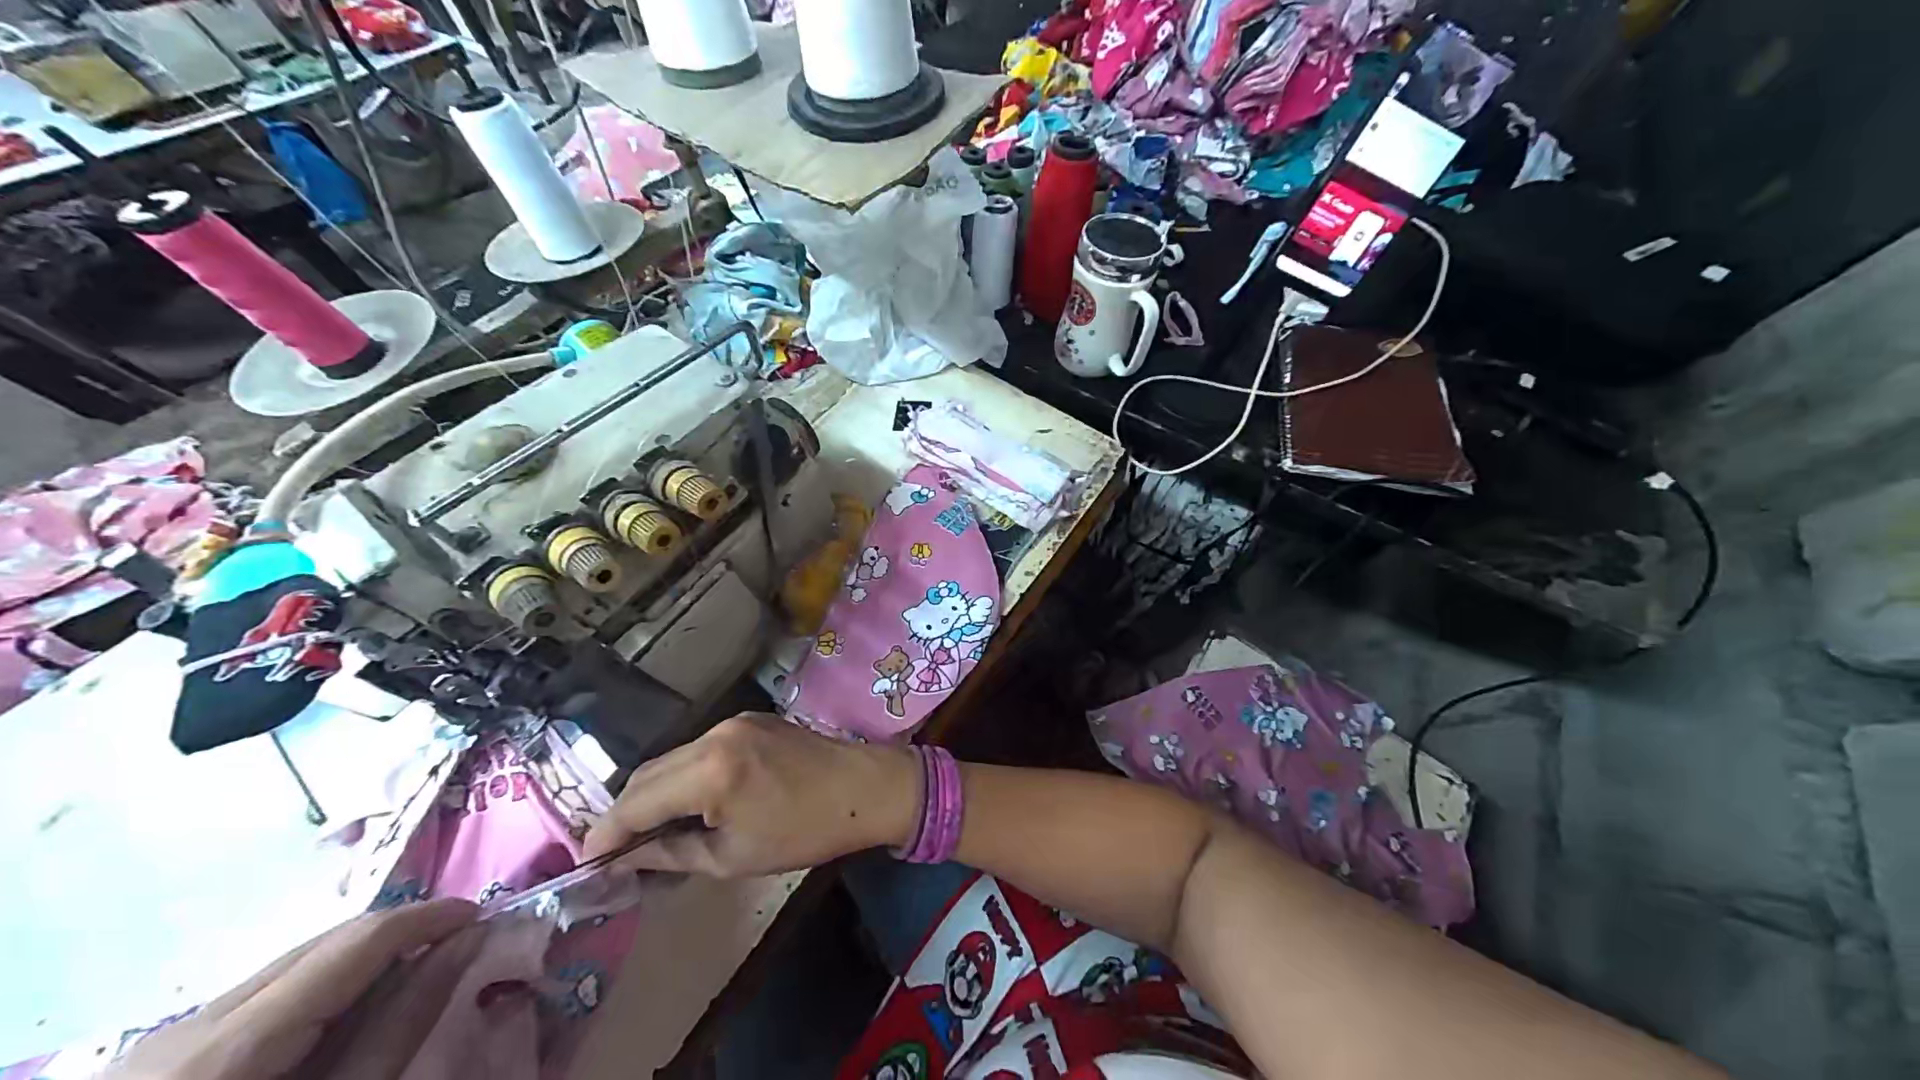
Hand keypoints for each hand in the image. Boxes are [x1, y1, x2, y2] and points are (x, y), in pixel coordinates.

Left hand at [110, 899, 480, 1079]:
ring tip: (412, 973)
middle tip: (459, 941)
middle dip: (398, 934)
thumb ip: (402, 1022)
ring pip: (297, 961)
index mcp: (229, 1046)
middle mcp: (190, 1023)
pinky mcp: (163, 1051)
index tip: (482, 914)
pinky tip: (346, 1011)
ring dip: (362, 958)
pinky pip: (267, 991)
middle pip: (323, 943)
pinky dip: (322, 986)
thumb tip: (467, 939)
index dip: (425, 918)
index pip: (353, 943)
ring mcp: (168, 1035)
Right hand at [582, 712, 920, 877]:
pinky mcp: (750, 719)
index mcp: (710, 771)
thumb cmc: (805, 831)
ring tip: (651, 828)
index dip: (606, 832)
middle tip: (616, 849)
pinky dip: (684, 773)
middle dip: (626, 811)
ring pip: (672, 757)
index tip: (586, 860)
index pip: (636, 801)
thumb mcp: (733, 857)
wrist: (866, 788)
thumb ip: (672, 853)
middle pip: (648, 773)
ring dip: (655, 790)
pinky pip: (700, 747)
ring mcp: (734, 721)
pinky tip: (690, 799)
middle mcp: (715, 735)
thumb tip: (627, 858)